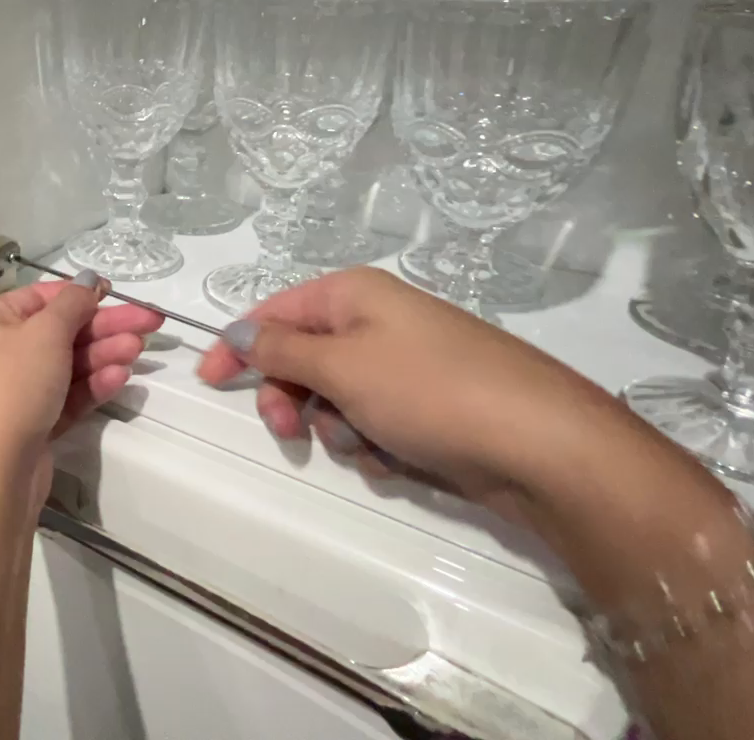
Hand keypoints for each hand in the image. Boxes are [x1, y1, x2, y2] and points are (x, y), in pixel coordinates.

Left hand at [0, 274, 162, 508]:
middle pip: (61, 329)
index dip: (81, 293)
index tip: (117, 293)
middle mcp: (1, 349)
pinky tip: (120, 377)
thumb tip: (89, 280)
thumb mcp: (45, 333)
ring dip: (104, 353)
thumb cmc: (12, 387)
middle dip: (105, 326)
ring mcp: (18, 388)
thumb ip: (73, 304)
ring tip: (138, 349)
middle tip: (151, 323)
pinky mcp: (34, 422)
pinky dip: (93, 384)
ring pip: (69, 363)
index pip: (43, 296)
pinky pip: (68, 394)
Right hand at [195, 267, 677, 528]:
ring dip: (334, 426)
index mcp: (353, 294)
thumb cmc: (429, 391)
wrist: (546, 448)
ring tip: (363, 446)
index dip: (236, 345)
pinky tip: (394, 458)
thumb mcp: (340, 365)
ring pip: (335, 395)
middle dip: (291, 396)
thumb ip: (278, 349)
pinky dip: (371, 442)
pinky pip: (373, 420)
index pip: (273, 311)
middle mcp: (378, 320)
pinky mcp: (430, 404)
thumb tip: (235, 332)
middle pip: (302, 356)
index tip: (208, 382)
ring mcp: (407, 363)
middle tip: (288, 430)